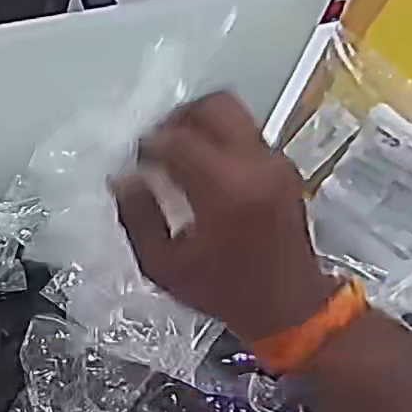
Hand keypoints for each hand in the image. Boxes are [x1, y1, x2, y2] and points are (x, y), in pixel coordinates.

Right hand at [113, 92, 336, 343]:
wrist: (288, 304)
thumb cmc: (220, 289)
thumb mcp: (160, 264)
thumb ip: (137, 217)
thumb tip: (123, 180)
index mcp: (225, 190)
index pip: (177, 140)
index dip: (147, 145)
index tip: (132, 162)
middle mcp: (256, 165)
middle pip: (215, 107)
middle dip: (176, 119)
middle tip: (153, 145)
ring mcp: (275, 163)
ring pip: (233, 115)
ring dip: (196, 127)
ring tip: (172, 157)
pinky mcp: (283, 168)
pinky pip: (244, 134)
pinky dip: (215, 141)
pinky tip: (196, 170)